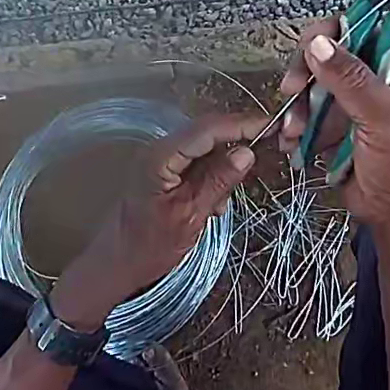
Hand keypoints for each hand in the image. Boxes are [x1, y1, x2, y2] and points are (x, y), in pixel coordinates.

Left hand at [50, 112, 261, 329]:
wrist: (116, 265)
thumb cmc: (149, 246)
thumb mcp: (191, 216)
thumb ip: (218, 181)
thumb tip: (248, 152)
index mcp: (161, 157)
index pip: (208, 129)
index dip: (242, 124)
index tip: (273, 126)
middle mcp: (160, 149)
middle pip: (208, 132)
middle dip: (238, 141)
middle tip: (269, 150)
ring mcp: (163, 159)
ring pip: (206, 148)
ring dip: (224, 166)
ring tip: (225, 201)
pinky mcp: (166, 171)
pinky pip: (198, 163)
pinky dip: (213, 177)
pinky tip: (215, 205)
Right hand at [283, 28, 389, 229]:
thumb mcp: (383, 117)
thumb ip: (351, 79)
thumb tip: (318, 43)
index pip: (363, 30)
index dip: (333, 32)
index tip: (309, 47)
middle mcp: (374, 82)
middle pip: (329, 58)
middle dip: (306, 75)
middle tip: (291, 90)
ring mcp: (353, 107)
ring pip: (313, 89)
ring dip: (298, 108)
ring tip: (294, 132)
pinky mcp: (335, 131)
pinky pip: (308, 118)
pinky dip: (296, 128)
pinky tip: (292, 143)